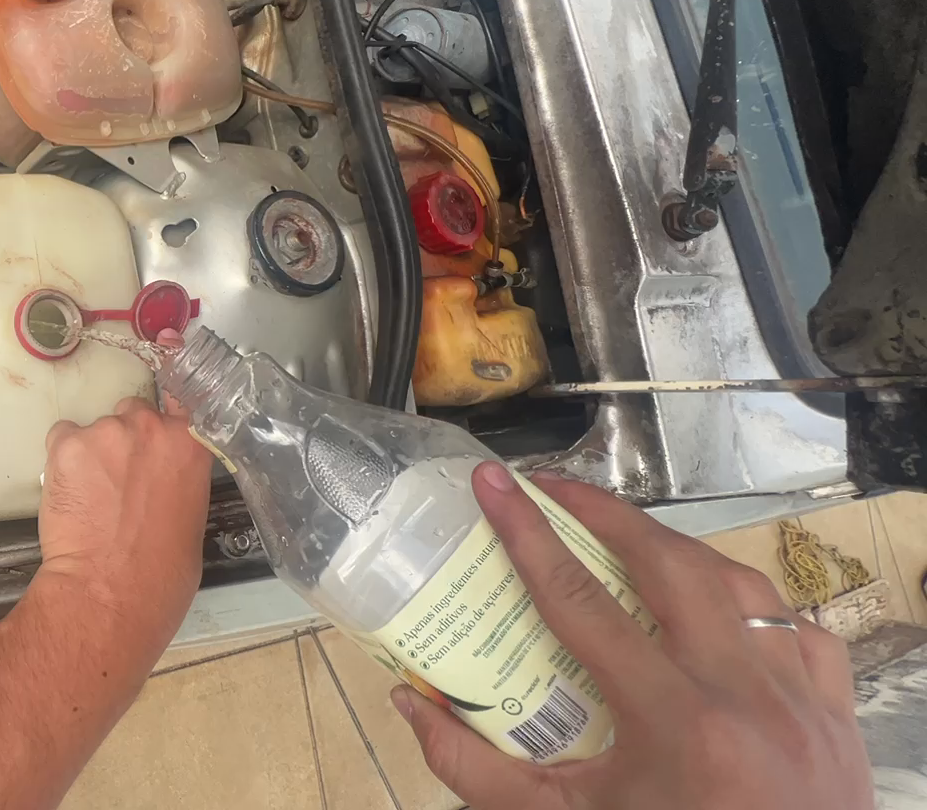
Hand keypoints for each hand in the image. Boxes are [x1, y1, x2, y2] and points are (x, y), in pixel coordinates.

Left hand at [36, 397, 211, 658]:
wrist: (108, 592)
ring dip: (92, 452)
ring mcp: (104, 432)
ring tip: (91, 494)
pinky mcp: (66, 444)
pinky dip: (63, 460)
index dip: (162, 416)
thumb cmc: (160, 573)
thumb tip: (160, 474)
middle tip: (118, 477)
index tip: (154, 429)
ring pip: (94, 428)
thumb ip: (177, 477)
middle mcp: (148, 426)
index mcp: (188, 443)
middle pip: (132, 412)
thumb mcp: (191, 516)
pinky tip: (69, 492)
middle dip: (125, 438)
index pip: (178, 403)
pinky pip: (62, 439)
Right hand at [393, 463, 872, 809]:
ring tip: (616, 532)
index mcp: (676, 722)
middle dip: (603, 511)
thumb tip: (406, 699)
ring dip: (669, 544)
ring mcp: (807, 706)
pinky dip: (744, 598)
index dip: (525, 530)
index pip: (579, 597)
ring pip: (740, 583)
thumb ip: (467, 765)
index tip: (492, 481)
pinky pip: (796, 628)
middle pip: (671, 565)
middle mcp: (749, 698)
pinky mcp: (840, 721)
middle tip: (547, 489)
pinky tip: (705, 602)